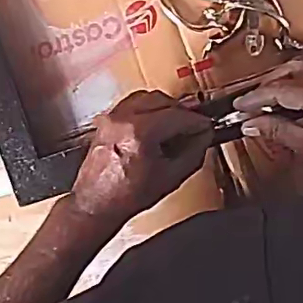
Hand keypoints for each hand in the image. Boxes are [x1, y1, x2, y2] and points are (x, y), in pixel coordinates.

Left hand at [66, 90, 211, 232]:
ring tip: (174, 125)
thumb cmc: (126, 196)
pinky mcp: (105, 121)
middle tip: (193, 126)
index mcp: (140, 133)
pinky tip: (155, 124)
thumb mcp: (171, 177)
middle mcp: (123, 120)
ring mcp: (112, 118)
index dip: (197, 121)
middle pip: (163, 101)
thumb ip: (193, 152)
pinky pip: (131, 104)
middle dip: (182, 112)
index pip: (178, 116)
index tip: (206, 126)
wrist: (96, 205)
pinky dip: (147, 109)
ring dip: (164, 107)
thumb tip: (203, 136)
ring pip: (146, 98)